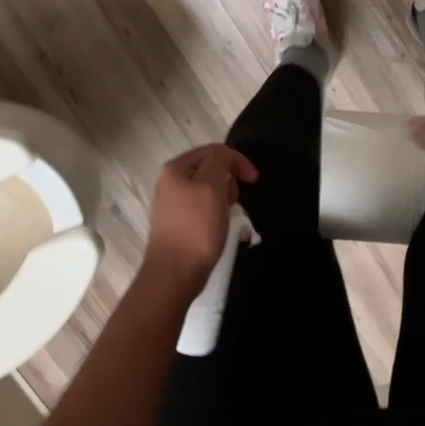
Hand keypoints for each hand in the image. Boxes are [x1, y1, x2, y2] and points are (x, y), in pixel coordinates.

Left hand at [142, 144, 258, 288]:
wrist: (174, 274)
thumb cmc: (196, 226)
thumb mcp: (211, 185)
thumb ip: (219, 161)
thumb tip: (223, 158)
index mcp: (175, 169)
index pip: (213, 151)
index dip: (236, 160)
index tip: (254, 179)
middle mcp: (170, 184)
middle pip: (210, 171)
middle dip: (229, 182)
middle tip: (237, 201)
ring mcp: (173, 206)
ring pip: (208, 192)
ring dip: (225, 201)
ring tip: (231, 219)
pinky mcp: (179, 226)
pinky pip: (203, 211)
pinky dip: (216, 216)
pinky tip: (222, 230)